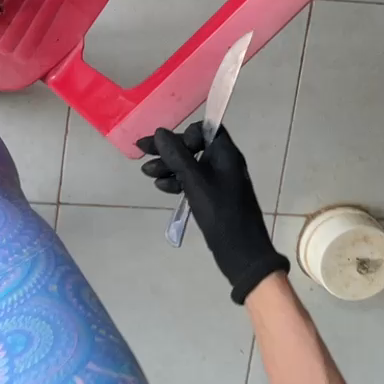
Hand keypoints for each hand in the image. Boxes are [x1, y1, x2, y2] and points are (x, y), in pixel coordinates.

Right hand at [140, 123, 289, 303]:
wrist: (242, 253)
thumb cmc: (220, 213)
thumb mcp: (195, 181)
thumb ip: (177, 155)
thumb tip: (160, 132)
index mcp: (225, 154)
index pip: (205, 129)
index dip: (186, 134)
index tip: (172, 147)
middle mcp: (223, 163)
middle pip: (192, 146)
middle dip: (167, 149)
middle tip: (142, 150)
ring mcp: (218, 180)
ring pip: (189, 164)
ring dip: (167, 166)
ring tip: (147, 173)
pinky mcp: (212, 196)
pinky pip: (191, 181)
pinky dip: (176, 181)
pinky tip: (161, 187)